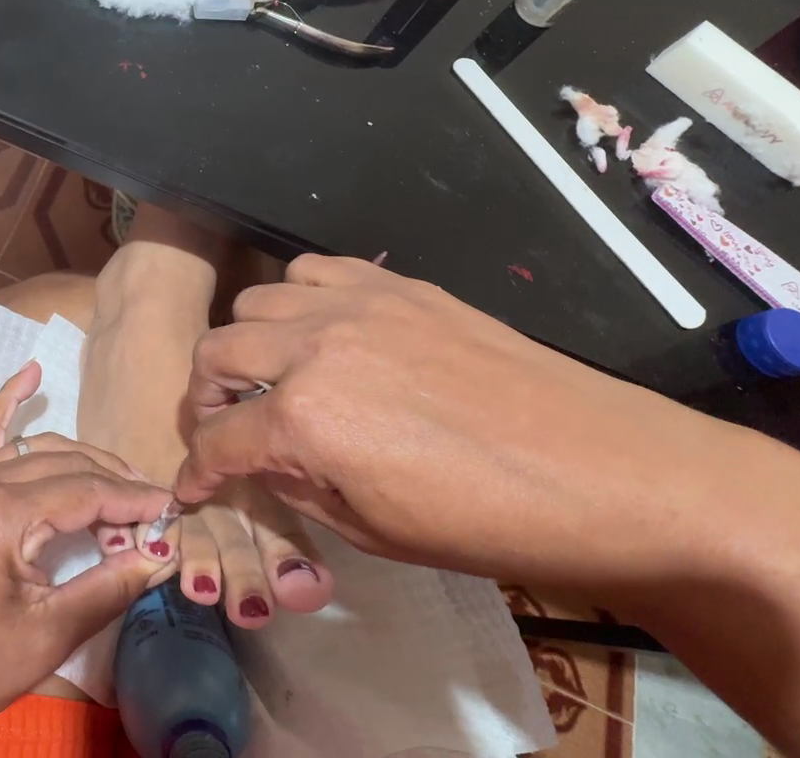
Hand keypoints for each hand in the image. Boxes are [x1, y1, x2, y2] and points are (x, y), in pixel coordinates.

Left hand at [0, 362, 176, 739]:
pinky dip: (8, 401)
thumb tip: (163, 553)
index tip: (175, 514)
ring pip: (37, 448)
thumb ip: (108, 587)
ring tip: (123, 483)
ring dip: (82, 460)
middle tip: (154, 515)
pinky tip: (29, 373)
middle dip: (116, 484)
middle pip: (67, 464)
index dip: (136, 502)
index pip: (88, 491)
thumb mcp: (45, 636)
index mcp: (4, 515)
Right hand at [172, 255, 747, 588]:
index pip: (215, 441)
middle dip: (203, 398)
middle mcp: (312, 346)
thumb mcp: (371, 529)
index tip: (193, 485)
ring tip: (270, 374)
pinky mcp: (396, 286)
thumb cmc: (487, 523)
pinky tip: (319, 330)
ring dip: (245, 344)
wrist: (607, 473)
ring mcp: (354, 304)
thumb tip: (257, 460)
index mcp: (304, 419)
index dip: (196, 470)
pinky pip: (312, 270)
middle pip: (213, 354)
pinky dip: (297, 300)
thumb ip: (294, 485)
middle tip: (222, 425)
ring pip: (254, 302)